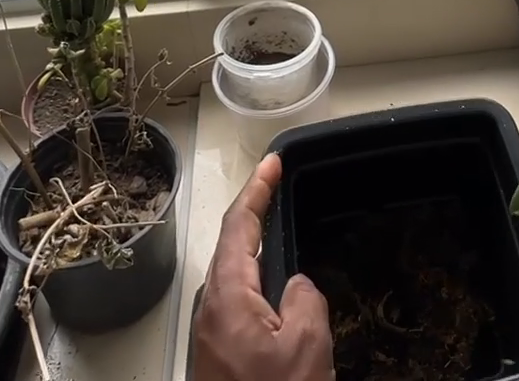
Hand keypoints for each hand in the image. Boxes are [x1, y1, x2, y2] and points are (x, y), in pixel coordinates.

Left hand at [194, 153, 334, 380]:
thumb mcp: (306, 343)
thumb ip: (304, 297)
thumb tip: (292, 288)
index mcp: (227, 294)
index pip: (239, 223)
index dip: (258, 188)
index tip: (274, 160)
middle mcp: (211, 308)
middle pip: (231, 244)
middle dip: (253, 211)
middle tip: (277, 185)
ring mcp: (212, 335)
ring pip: (235, 274)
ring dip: (255, 246)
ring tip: (277, 225)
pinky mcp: (220, 357)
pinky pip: (240, 301)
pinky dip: (258, 278)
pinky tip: (277, 288)